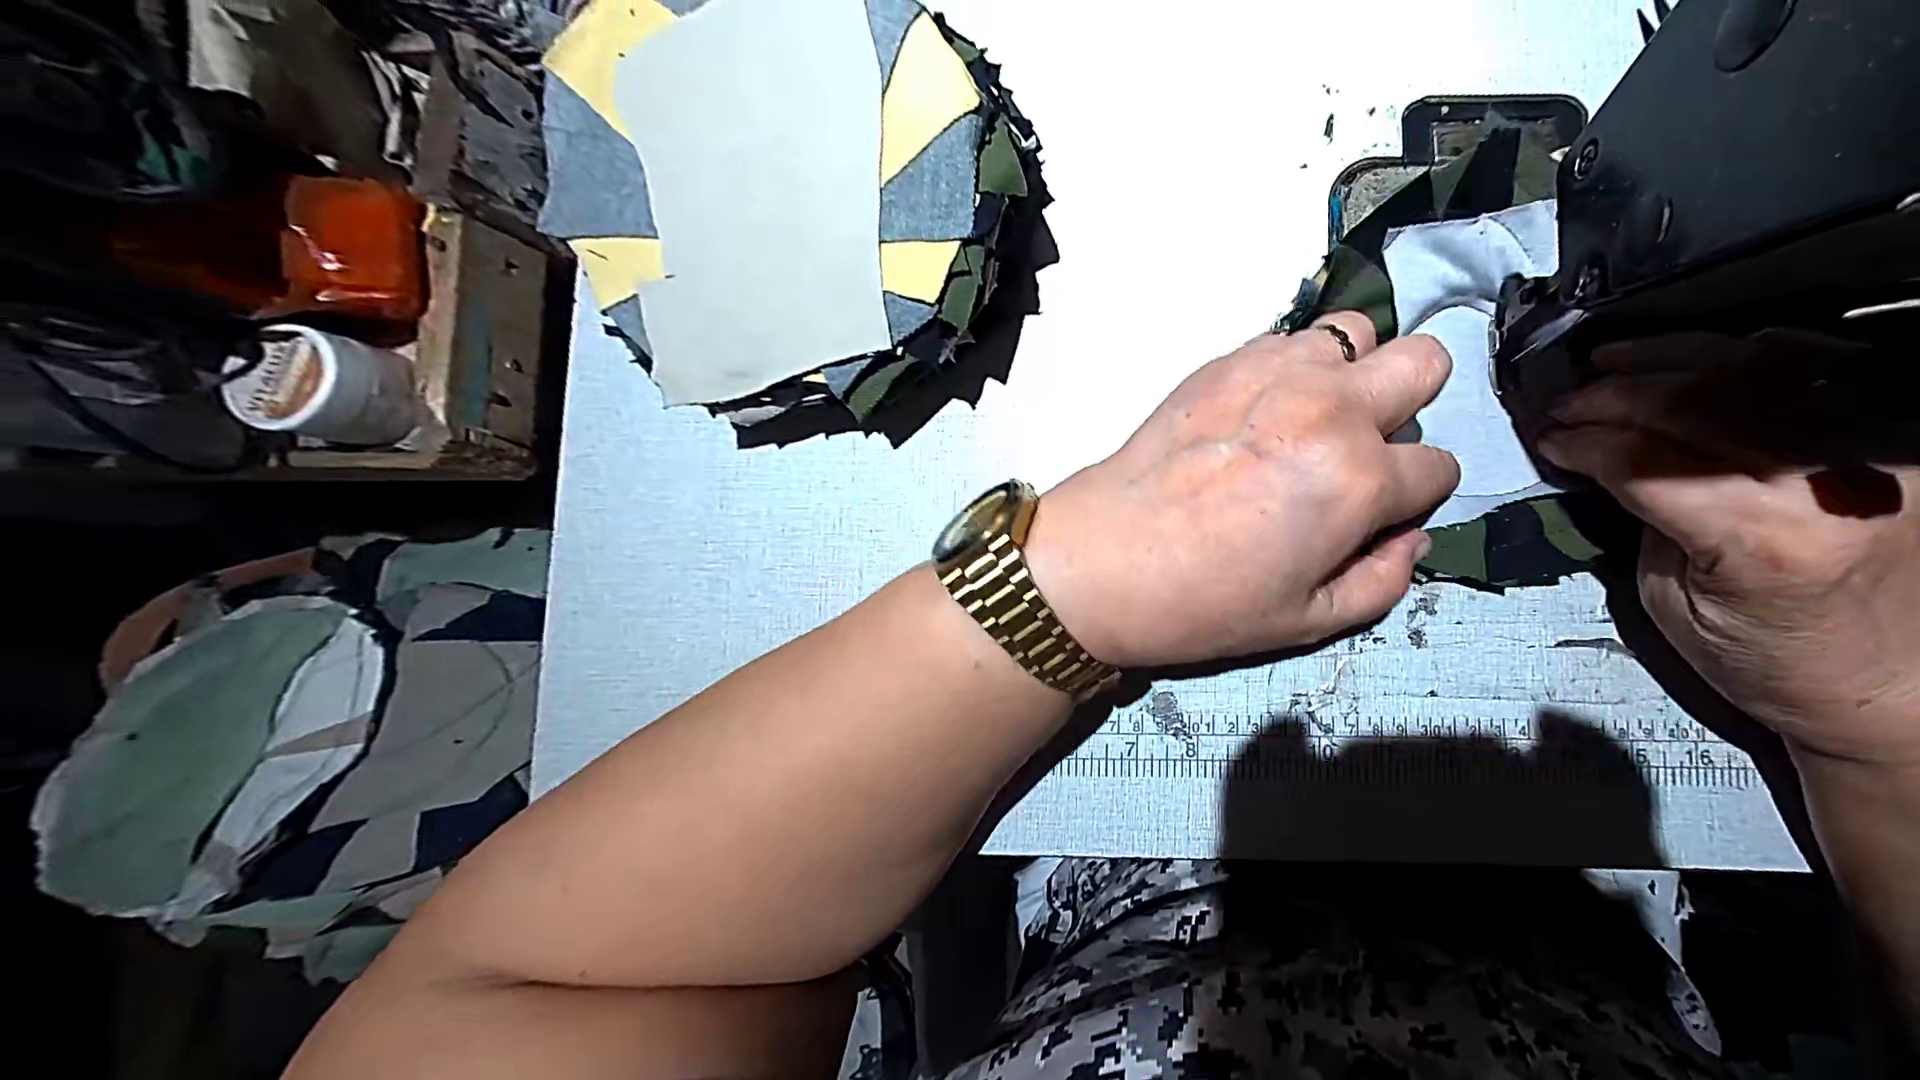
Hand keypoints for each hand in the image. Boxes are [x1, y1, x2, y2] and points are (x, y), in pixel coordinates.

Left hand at [1021, 312, 1458, 668]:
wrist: (1099, 561)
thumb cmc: (1199, 602)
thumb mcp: (1307, 621)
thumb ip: (1383, 580)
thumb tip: (1407, 536)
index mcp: (1360, 477)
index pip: (1439, 467)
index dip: (1411, 497)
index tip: (1371, 513)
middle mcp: (1328, 408)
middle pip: (1423, 364)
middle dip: (1404, 408)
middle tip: (1353, 450)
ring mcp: (1272, 374)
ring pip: (1353, 336)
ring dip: (1344, 376)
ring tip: (1301, 422)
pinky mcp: (1219, 362)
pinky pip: (1284, 340)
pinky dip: (1287, 368)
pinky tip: (1253, 414)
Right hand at [1539, 333, 1919, 767]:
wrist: (1891, 677)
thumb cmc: (1758, 651)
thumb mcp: (1667, 593)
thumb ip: (1644, 514)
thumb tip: (1597, 456)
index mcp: (1764, 538)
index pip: (1648, 459)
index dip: (1584, 440)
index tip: (1545, 438)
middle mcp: (1835, 484)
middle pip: (1704, 402)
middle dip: (1617, 394)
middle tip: (1566, 403)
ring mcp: (1879, 453)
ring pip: (1763, 368)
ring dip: (1672, 359)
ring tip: (1613, 363)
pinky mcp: (1897, 439)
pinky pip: (1814, 370)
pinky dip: (1742, 356)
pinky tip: (1690, 362)